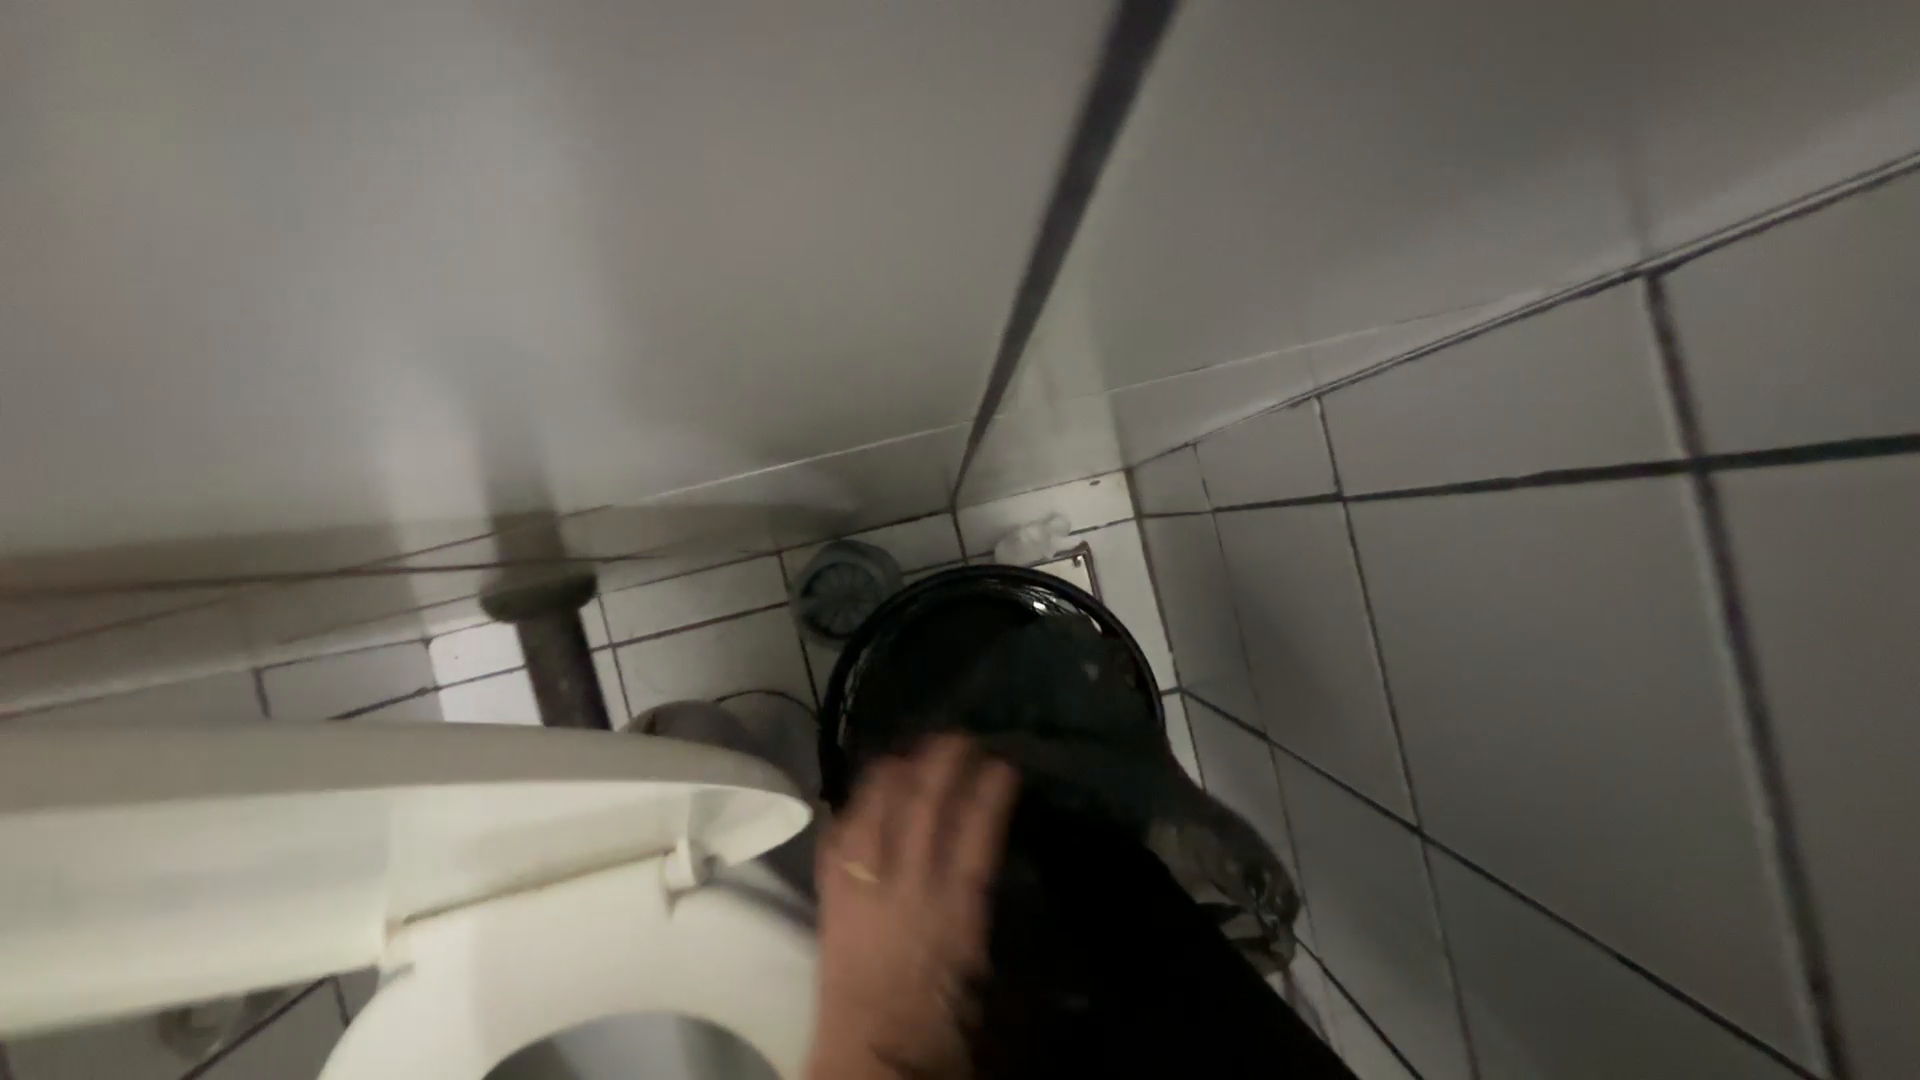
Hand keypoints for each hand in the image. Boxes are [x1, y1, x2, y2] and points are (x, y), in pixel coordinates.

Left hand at [807, 736, 1020, 1079]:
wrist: (866, 1068)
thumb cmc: (938, 1035)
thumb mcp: (986, 982)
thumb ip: (993, 921)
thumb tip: (1008, 881)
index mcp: (954, 914)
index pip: (976, 834)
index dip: (990, 791)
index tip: (1005, 762)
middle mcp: (906, 890)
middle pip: (923, 808)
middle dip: (943, 763)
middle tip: (960, 737)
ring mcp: (862, 890)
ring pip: (875, 812)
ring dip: (894, 773)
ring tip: (910, 749)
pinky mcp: (830, 900)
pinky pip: (836, 839)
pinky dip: (850, 808)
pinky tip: (860, 792)